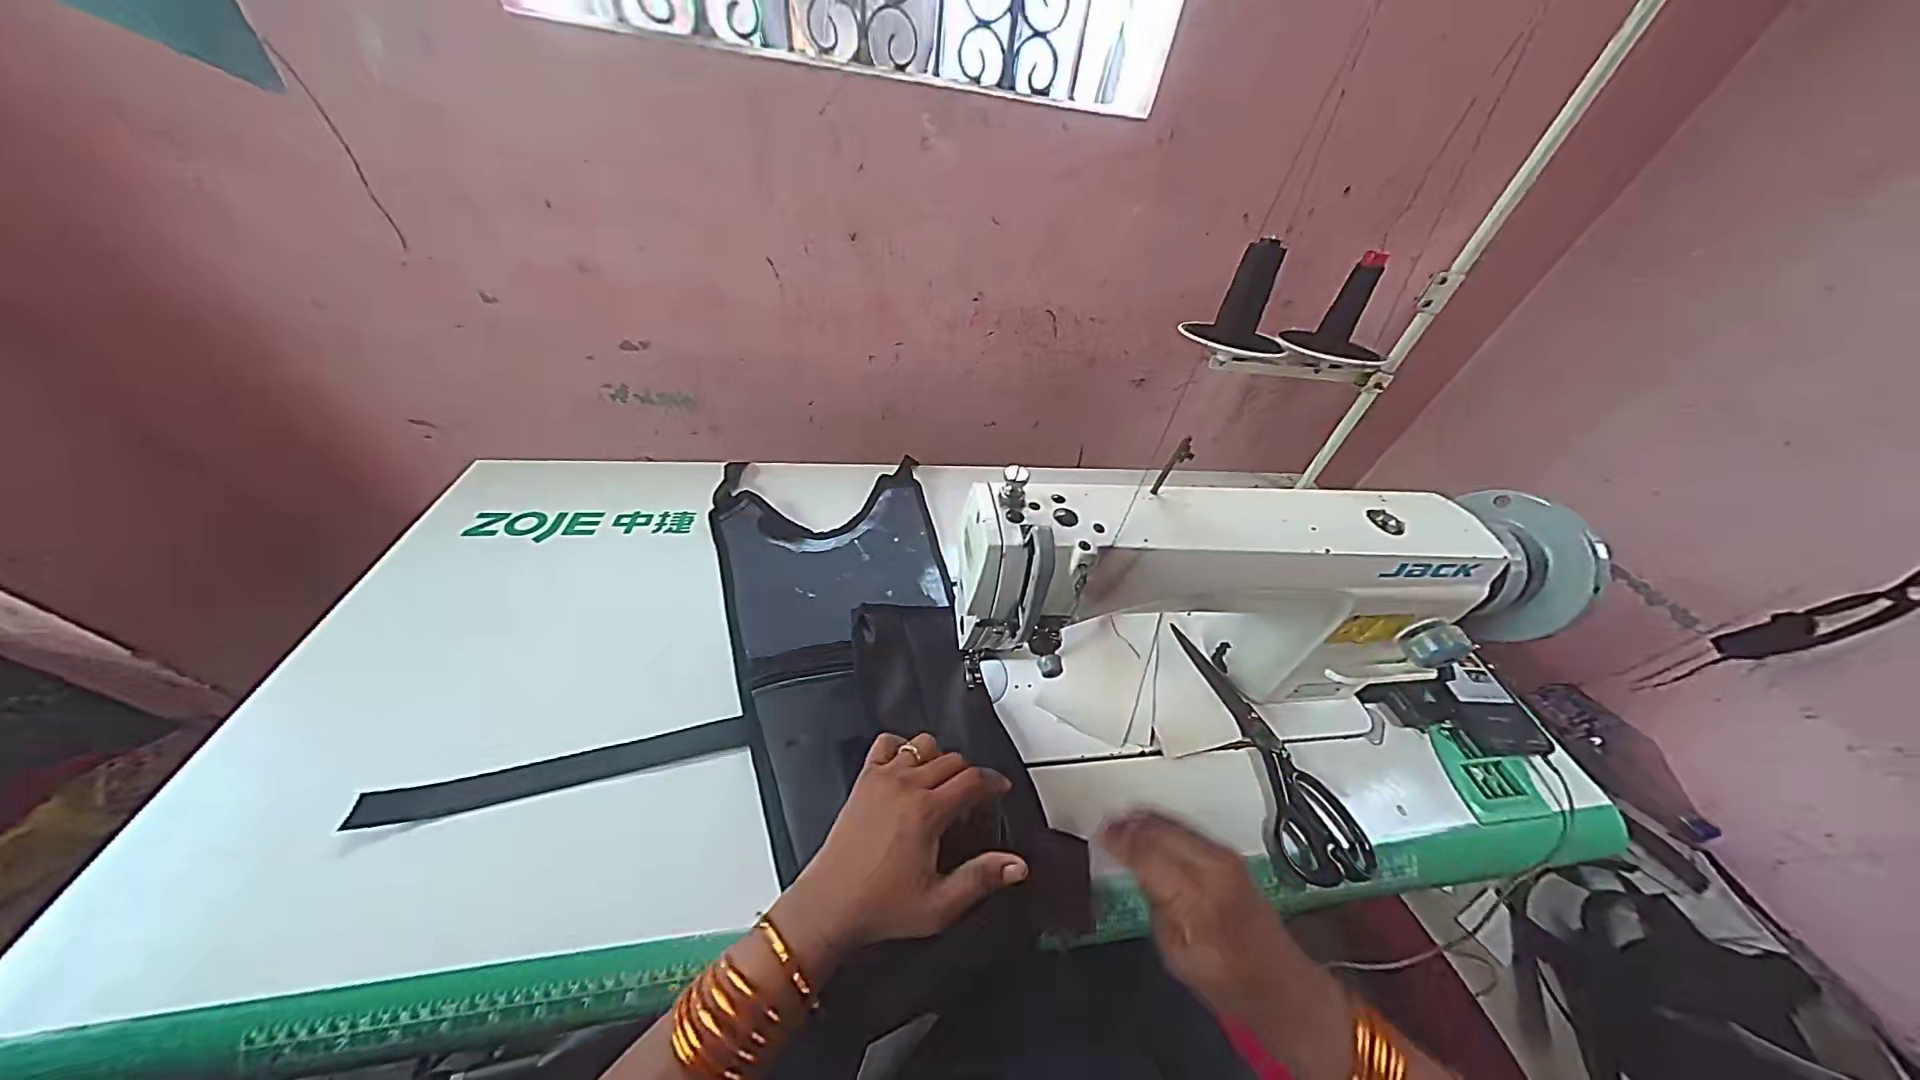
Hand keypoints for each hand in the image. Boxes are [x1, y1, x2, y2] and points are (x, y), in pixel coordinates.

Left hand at [774, 732, 1028, 961]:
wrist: (830, 904)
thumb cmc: (878, 905)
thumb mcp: (940, 905)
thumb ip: (981, 879)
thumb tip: (1014, 865)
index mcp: (926, 812)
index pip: (973, 779)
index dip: (994, 782)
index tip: (999, 788)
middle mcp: (905, 787)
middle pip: (952, 759)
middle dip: (969, 774)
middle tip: (972, 796)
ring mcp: (881, 779)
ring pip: (923, 744)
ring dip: (938, 757)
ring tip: (942, 781)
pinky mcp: (863, 781)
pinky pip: (885, 743)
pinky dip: (900, 747)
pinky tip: (906, 766)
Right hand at [1099, 812, 1311, 1015]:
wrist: (1276, 980)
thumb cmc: (1229, 978)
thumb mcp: (1173, 951)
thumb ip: (1152, 903)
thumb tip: (1135, 870)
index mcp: (1196, 897)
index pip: (1145, 851)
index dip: (1117, 840)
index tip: (1101, 837)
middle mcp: (1215, 869)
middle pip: (1158, 828)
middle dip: (1127, 825)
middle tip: (1106, 829)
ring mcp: (1226, 857)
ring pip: (1171, 820)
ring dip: (1143, 820)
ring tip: (1122, 826)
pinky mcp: (1230, 854)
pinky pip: (1185, 827)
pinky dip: (1161, 824)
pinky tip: (1148, 829)